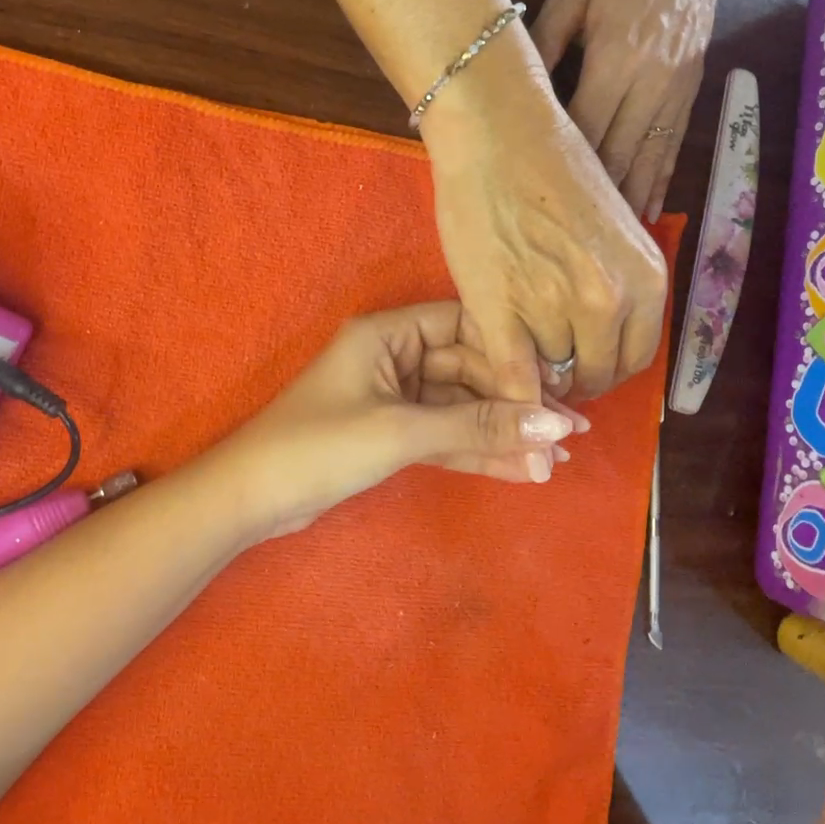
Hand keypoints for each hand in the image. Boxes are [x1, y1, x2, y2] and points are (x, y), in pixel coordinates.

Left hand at [205, 301, 587, 536]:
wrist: (253, 497)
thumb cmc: (319, 447)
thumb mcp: (400, 432)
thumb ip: (477, 426)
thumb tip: (555, 426)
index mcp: (386, 334)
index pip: (464, 326)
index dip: (511, 353)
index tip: (560, 384)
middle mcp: (392, 357)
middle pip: (468, 370)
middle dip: (515, 403)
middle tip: (571, 434)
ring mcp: (392, 398)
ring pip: (460, 408)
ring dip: (503, 432)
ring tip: (559, 459)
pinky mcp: (390, 435)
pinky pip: (444, 435)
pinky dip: (477, 451)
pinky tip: (522, 470)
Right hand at [423, 50, 668, 400]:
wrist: (495, 134)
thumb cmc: (552, 165)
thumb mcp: (613, 228)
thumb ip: (615, 282)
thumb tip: (595, 329)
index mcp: (646, 278)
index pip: (636, 358)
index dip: (605, 368)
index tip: (581, 366)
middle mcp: (610, 302)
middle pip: (594, 374)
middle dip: (571, 380)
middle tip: (544, 369)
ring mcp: (553, 310)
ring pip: (549, 374)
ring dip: (533, 371)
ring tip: (513, 352)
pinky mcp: (500, 312)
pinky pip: (512, 377)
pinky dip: (509, 393)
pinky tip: (499, 388)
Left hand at [532, 0, 744, 222]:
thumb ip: (543, 45)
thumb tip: (514, 89)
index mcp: (618, 56)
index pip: (584, 124)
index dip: (561, 164)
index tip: (536, 200)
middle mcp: (652, 81)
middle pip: (616, 151)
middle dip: (591, 198)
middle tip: (563, 239)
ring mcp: (677, 89)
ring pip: (648, 157)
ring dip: (625, 202)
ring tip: (602, 244)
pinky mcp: (692, 91)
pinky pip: (672, 146)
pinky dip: (658, 182)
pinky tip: (645, 213)